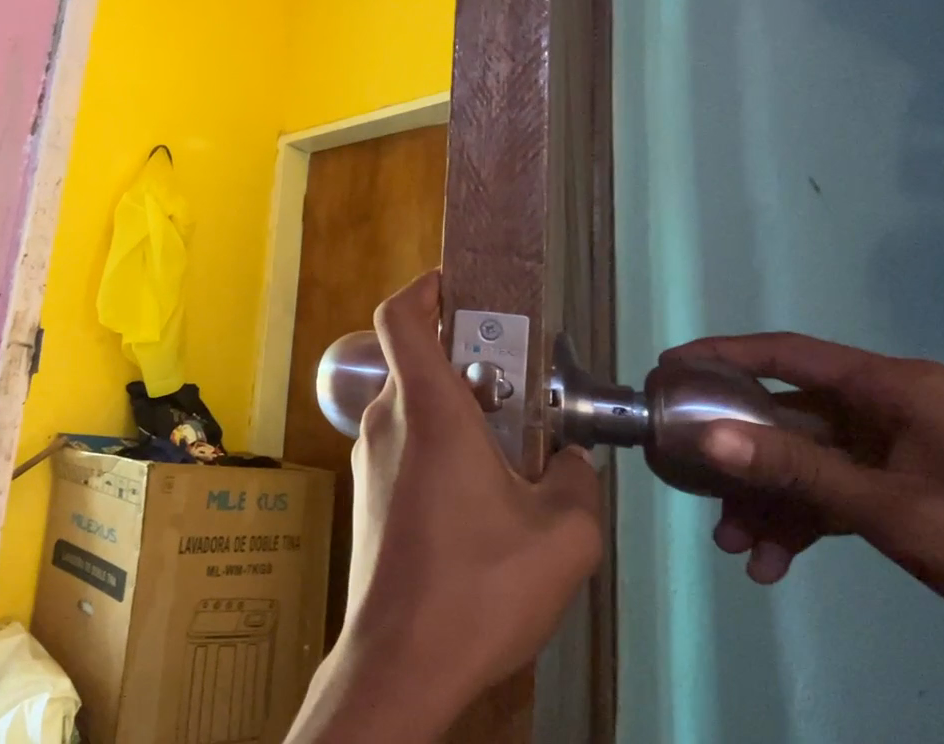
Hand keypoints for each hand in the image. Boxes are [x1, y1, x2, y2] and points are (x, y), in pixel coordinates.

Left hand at [286, 273, 603, 742]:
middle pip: (414, 360)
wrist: (401, 659)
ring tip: (515, 447)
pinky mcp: (367, 493)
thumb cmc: (480, 588)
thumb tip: (572, 460)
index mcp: (426, 410)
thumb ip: (577, 482)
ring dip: (457, 409)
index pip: (401, 316)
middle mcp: (386, 421)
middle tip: (522, 383)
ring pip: (412, 407)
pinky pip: (404, 445)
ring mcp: (369, 458)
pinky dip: (440, 444)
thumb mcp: (563, 536)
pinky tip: (483, 494)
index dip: (426, 288)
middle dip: (466, 360)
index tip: (461, 285)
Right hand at [669, 332, 943, 687]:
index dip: (719, 356)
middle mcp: (891, 408)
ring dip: (767, 502)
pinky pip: (836, 492)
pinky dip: (804, 522)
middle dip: (739, 461)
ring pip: (806, 462)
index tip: (663, 370)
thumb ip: (796, 470)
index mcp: (894, 390)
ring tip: (736, 548)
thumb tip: (706, 437)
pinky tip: (775, 562)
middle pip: (787, 418)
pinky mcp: (913, 488)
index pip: (786, 355)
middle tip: (693, 488)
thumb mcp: (896, 512)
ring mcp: (903, 450)